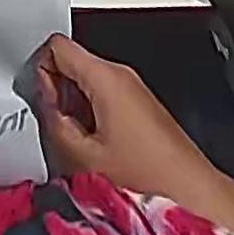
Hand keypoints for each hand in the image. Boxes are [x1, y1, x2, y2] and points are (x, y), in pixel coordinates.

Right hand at [34, 33, 222, 201]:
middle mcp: (119, 73)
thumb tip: (43, 105)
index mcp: (104, 76)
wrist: (192, 189)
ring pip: (85, 76)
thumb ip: (54, 122)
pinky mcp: (137, 99)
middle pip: (71, 59)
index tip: (43, 95)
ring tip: (80, 135)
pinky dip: (90, 109)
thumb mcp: (84, 155)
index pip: (57, 45)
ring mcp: (130, 85)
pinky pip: (102, 90)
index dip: (41, 67)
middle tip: (58, 120)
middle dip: (57, 87)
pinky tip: (96, 140)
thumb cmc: (148, 175)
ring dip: (73, 101)